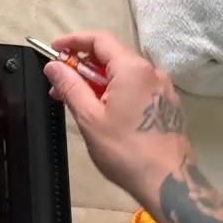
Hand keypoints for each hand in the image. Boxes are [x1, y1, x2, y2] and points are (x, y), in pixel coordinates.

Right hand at [42, 31, 193, 199]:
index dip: (74, 41)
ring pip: (124, 74)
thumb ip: (70, 86)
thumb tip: (53, 65)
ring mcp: (163, 89)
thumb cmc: (125, 150)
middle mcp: (152, 72)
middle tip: (59, 83)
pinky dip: (115, 91)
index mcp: (133, 69)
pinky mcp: (168, 105)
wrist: (168, 182)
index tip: (54, 49)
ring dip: (98, 81)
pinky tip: (103, 111)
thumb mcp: (89, 118)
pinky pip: (137, 88)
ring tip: (77, 101)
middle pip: (112, 56)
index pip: (100, 40)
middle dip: (83, 65)